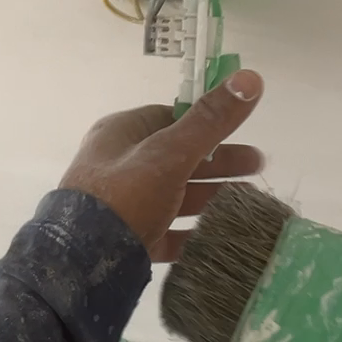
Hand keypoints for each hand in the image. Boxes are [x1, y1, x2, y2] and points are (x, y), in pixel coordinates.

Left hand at [58, 69, 263, 261]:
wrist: (83, 263)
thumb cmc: (126, 196)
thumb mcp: (170, 153)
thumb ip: (210, 120)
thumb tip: (249, 77)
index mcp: (121, 134)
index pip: (168, 118)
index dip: (204, 123)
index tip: (238, 131)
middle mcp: (118, 165)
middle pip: (176, 157)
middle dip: (218, 162)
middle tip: (258, 165)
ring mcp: (122, 205)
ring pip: (174, 195)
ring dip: (210, 196)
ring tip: (250, 202)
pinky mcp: (127, 239)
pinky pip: (166, 230)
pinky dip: (192, 231)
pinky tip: (220, 235)